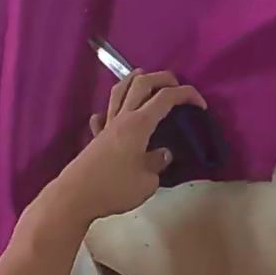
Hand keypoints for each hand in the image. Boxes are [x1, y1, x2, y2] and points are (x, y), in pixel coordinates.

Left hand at [34, 71, 205, 228]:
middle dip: (162, 78)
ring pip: (119, 91)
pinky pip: (103, 116)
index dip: (186, 95)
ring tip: (145, 78)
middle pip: (141, 83)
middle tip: (177, 84)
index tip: (201, 106)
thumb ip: (157, 163)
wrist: (75, 196)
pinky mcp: (95, 138)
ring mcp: (106, 126)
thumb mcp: (147, 181)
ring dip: (134, 80)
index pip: (166, 98)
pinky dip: (111, 109)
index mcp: (139, 124)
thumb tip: (162, 154)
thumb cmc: (114, 188)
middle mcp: (122, 118)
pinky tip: (113, 114)